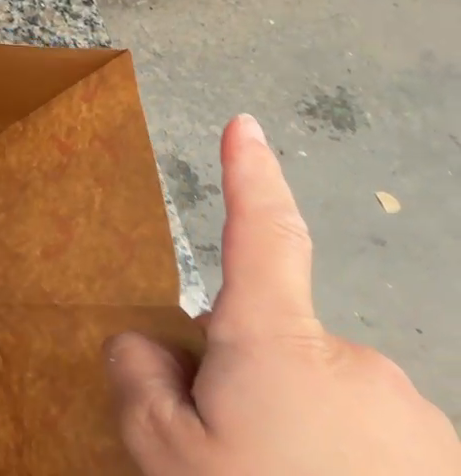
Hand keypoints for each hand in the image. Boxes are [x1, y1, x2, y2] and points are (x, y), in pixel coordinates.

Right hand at [107, 113, 460, 474]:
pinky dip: (338, 455)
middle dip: (238, 376)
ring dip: (291, 421)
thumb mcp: (162, 447)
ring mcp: (415, 415)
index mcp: (278, 343)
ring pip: (322, 393)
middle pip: (271, 341)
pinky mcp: (446, 458)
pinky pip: (371, 434)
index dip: (251, 176)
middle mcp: (358, 363)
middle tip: (219, 444)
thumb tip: (148, 344)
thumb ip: (138, 375)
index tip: (245, 125)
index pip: (263, 237)